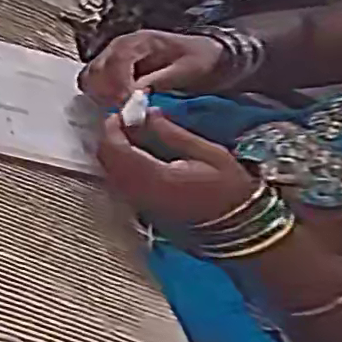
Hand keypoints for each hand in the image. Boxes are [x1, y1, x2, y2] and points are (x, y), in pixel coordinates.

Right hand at [79, 30, 226, 105]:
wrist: (200, 57)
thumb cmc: (197, 61)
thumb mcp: (188, 69)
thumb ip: (160, 79)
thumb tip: (135, 92)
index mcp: (138, 41)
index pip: (116, 60)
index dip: (117, 83)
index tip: (126, 103)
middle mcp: (117, 46)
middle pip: (96, 69)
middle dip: (106, 93)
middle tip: (123, 110)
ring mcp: (108, 57)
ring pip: (88, 77)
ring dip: (99, 95)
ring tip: (119, 108)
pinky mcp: (105, 69)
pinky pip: (90, 83)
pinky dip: (96, 95)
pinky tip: (113, 104)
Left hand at [97, 111, 260, 225]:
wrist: (236, 228)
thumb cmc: (228, 189)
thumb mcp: (208, 154)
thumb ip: (172, 133)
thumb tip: (148, 113)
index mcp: (151, 176)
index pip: (114, 146)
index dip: (113, 126)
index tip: (124, 112)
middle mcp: (132, 189)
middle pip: (105, 155)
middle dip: (112, 134)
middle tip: (129, 120)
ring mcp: (130, 199)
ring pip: (107, 166)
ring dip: (115, 147)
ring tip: (135, 133)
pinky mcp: (133, 204)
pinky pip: (115, 177)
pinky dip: (119, 161)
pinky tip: (138, 152)